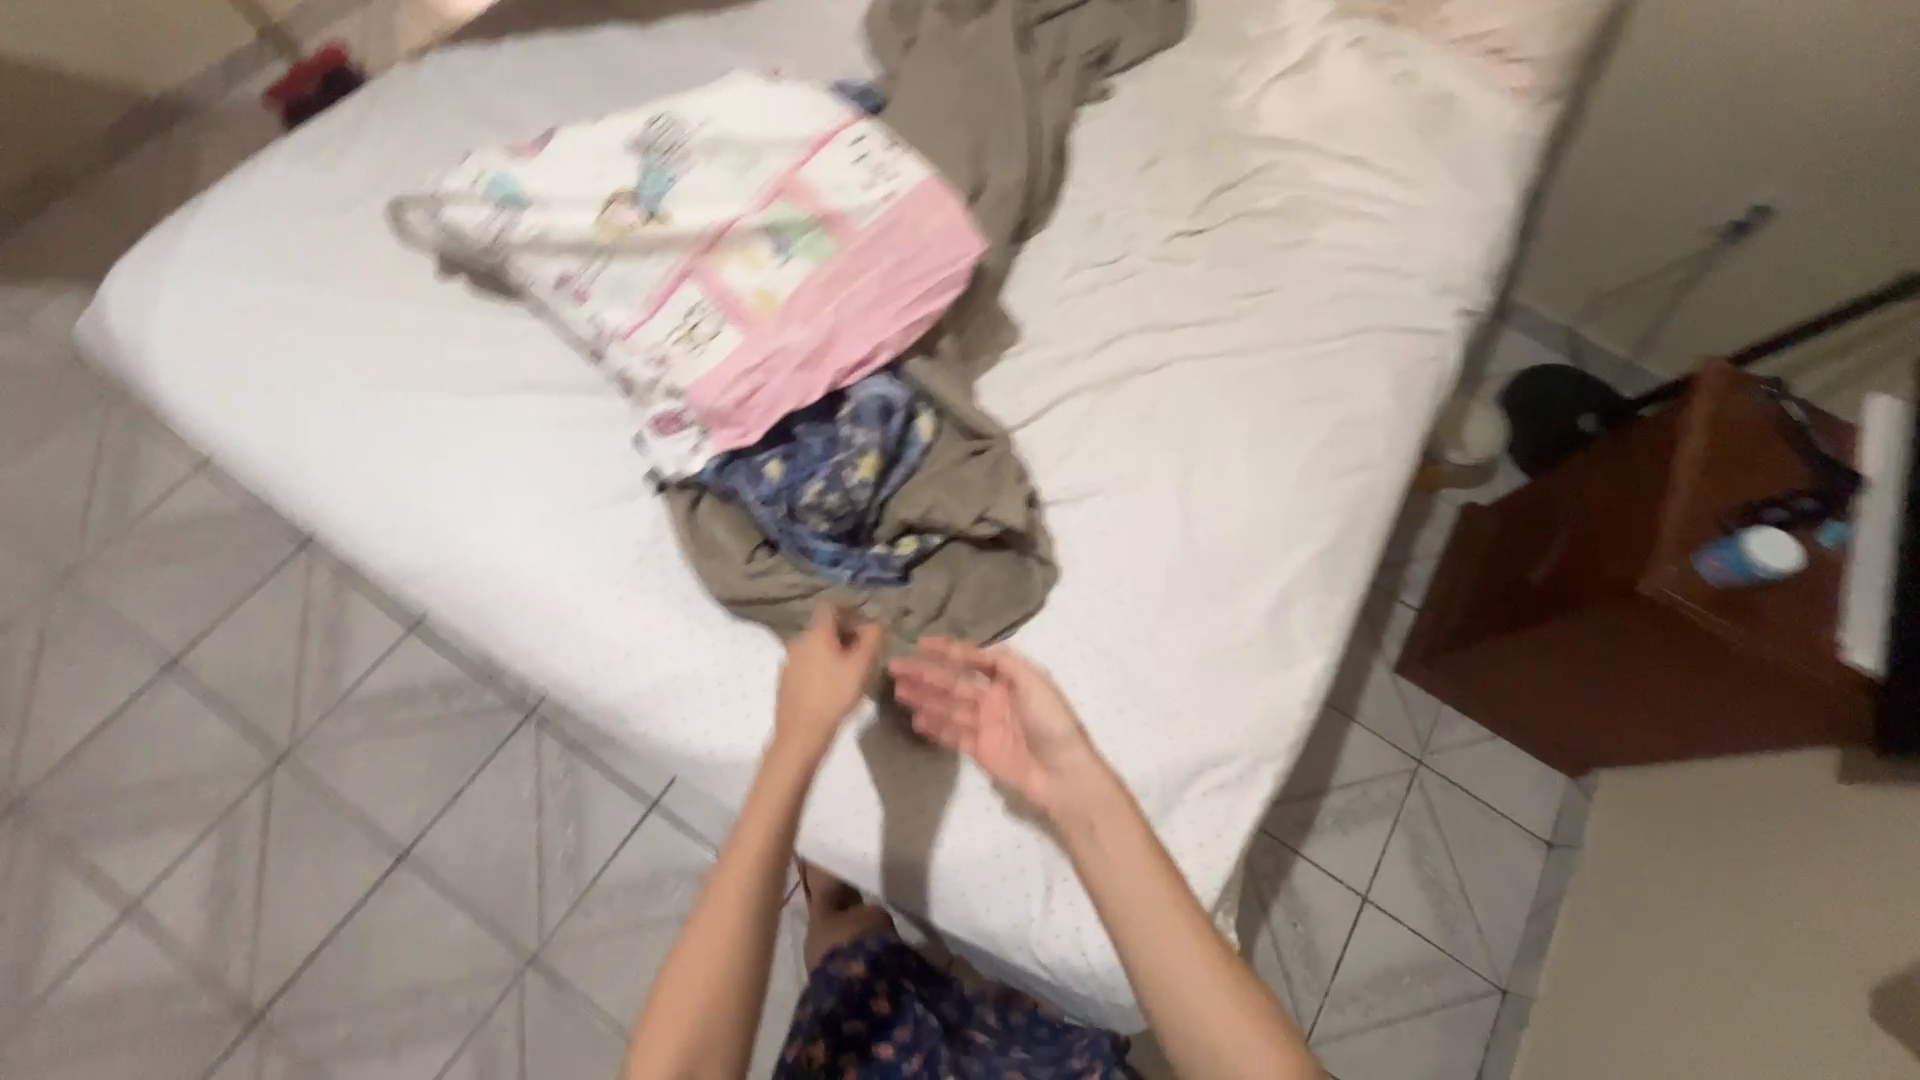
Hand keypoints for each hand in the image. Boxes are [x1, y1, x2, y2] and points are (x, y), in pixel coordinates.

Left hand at [774, 603, 886, 754]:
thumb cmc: (834, 695)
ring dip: (833, 651)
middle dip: (844, 634)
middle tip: (863, 652)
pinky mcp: (785, 679)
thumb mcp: (860, 666)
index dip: (848, 610)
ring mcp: (789, 660)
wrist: (800, 733)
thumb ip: (871, 638)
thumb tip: (877, 620)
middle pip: (823, 627)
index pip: (830, 606)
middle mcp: (798, 640)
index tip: (864, 626)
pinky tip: (831, 686)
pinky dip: (820, 665)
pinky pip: (806, 662)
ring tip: (850, 671)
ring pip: (815, 646)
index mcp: (816, 633)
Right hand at [889, 639, 1101, 819]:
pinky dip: (935, 726)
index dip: (948, 650)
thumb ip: (1003, 662)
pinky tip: (917, 719)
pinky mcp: (980, 749)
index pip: (972, 658)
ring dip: (925, 698)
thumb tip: (975, 649)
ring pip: (949, 706)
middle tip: (896, 668)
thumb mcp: (1034, 681)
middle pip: (954, 682)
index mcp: (1008, 678)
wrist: (1063, 773)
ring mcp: (986, 724)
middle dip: (926, 674)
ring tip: (899, 691)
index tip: (921, 643)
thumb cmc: (1051, 722)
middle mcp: (994, 697)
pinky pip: (953, 734)